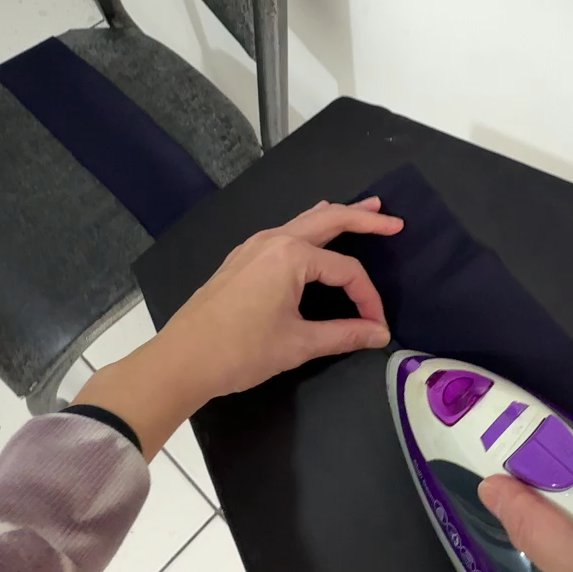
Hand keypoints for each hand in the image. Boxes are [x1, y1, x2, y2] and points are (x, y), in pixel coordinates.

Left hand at [71, 198, 402, 458]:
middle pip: (330, 220)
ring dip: (337, 216)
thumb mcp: (298, 344)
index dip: (368, 298)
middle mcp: (275, 239)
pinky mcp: (243, 257)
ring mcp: (255, 245)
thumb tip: (380, 334)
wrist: (179, 360)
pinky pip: (286, 230)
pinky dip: (311, 226)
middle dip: (364, 219)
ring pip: (306, 220)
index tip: (377, 326)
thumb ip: (344, 334)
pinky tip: (315, 231)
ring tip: (364, 211)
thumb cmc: (240, 351)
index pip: (347, 271)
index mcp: (292, 256)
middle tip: (393, 221)